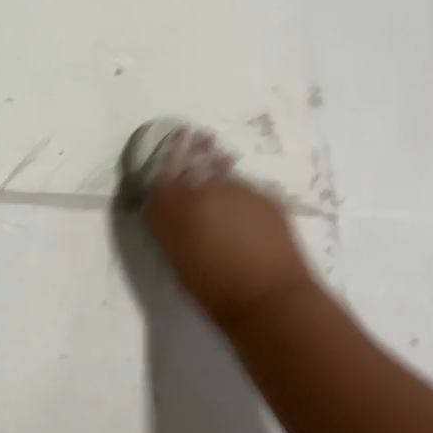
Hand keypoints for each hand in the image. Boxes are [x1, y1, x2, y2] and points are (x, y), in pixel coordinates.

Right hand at [139, 131, 314, 328]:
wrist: (268, 297)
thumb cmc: (210, 285)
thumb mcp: (174, 252)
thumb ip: (169, 222)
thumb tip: (169, 204)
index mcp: (172, 202)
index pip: (165, 165)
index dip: (170, 149)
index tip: (176, 134)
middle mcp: (201, 186)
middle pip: (197, 159)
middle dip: (196, 148)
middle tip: (199, 136)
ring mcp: (238, 189)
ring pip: (225, 175)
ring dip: (221, 173)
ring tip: (224, 170)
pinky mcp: (267, 197)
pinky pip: (248, 190)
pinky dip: (243, 196)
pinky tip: (247, 210)